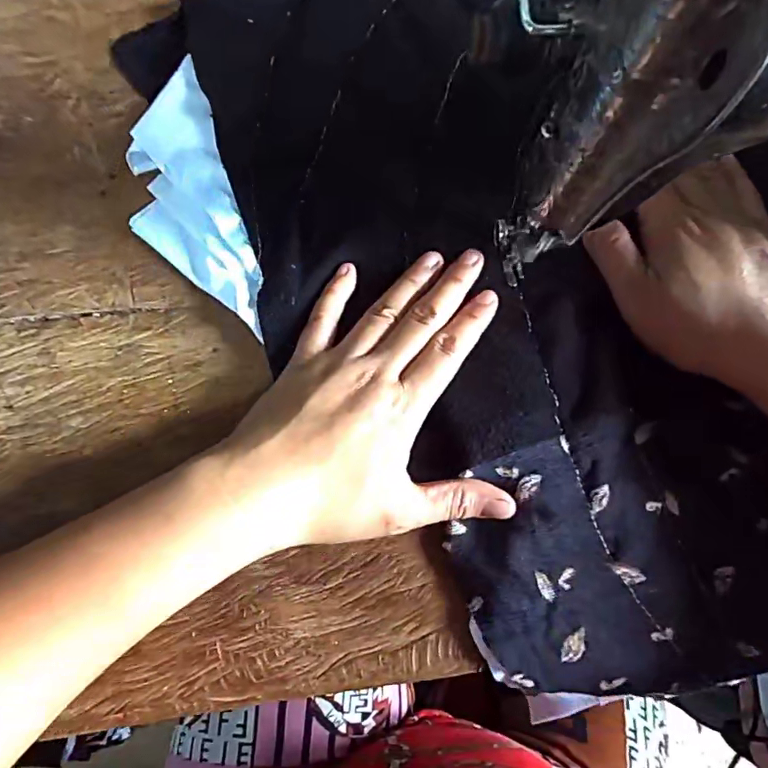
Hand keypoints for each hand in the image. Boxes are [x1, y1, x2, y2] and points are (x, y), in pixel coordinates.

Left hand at [210, 249, 516, 549]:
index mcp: (402, 408)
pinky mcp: (301, 364)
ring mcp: (335, 364)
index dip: (470, 323)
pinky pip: (322, 320)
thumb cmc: (329, 504)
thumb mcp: (399, 510)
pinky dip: (335, 293)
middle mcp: (373, 375)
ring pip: (380, 314)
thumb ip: (455, 500)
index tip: (488, 295)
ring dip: (407, 283)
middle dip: (449, 288)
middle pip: (419, 323)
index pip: (446, 354)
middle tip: (471, 258)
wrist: (258, 490)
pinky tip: (348, 271)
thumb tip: (509, 506)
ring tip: (430, 257)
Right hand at [583, 156, 767, 390]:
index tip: (597, 167)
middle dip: (646, 159)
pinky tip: (709, 159)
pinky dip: (717, 161)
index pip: (642, 175)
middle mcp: (707, 201)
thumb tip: (592, 220)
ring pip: (706, 163)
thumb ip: (613, 254)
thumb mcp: (638, 299)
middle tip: (621, 157)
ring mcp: (739, 207)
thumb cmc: (695, 324)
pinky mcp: (761, 219)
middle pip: (674, 163)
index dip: (618, 167)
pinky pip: (736, 175)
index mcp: (672, 218)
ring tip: (657, 150)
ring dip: (680, 153)